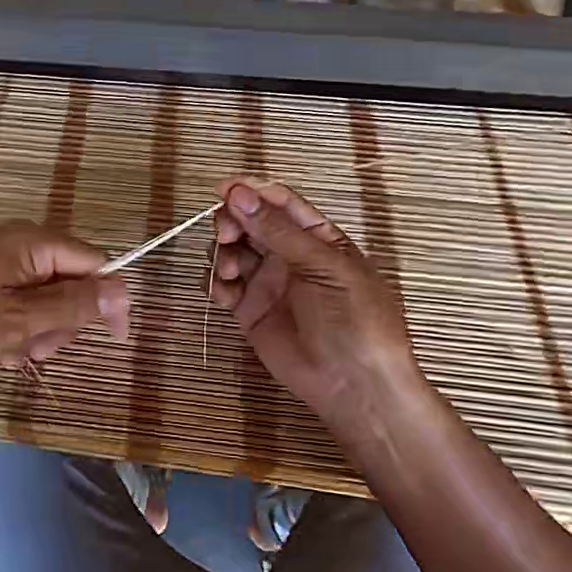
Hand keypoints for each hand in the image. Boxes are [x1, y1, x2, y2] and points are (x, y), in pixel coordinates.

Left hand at [0, 221, 130, 397]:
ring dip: (40, 333)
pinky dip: (18, 333)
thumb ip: (74, 304)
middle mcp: (19, 246)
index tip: (115, 338)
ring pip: (49, 301)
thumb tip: (122, 290)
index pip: (95, 262)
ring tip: (11, 352)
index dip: (109, 299)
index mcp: (31, 242)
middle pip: (73, 282)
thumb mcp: (19, 321)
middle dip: (63, 321)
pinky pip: (22, 308)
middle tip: (37, 347)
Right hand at [211, 178, 425, 421]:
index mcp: (318, 237)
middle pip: (251, 222)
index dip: (252, 191)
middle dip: (232, 220)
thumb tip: (239, 193)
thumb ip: (279, 231)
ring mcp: (269, 283)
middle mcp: (290, 255)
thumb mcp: (324, 267)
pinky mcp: (251, 311)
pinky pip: (225, 287)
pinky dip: (217, 283)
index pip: (280, 202)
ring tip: (229, 271)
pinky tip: (224, 290)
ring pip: (234, 251)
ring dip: (223, 251)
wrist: (354, 384)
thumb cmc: (354, 317)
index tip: (224, 188)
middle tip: (225, 232)